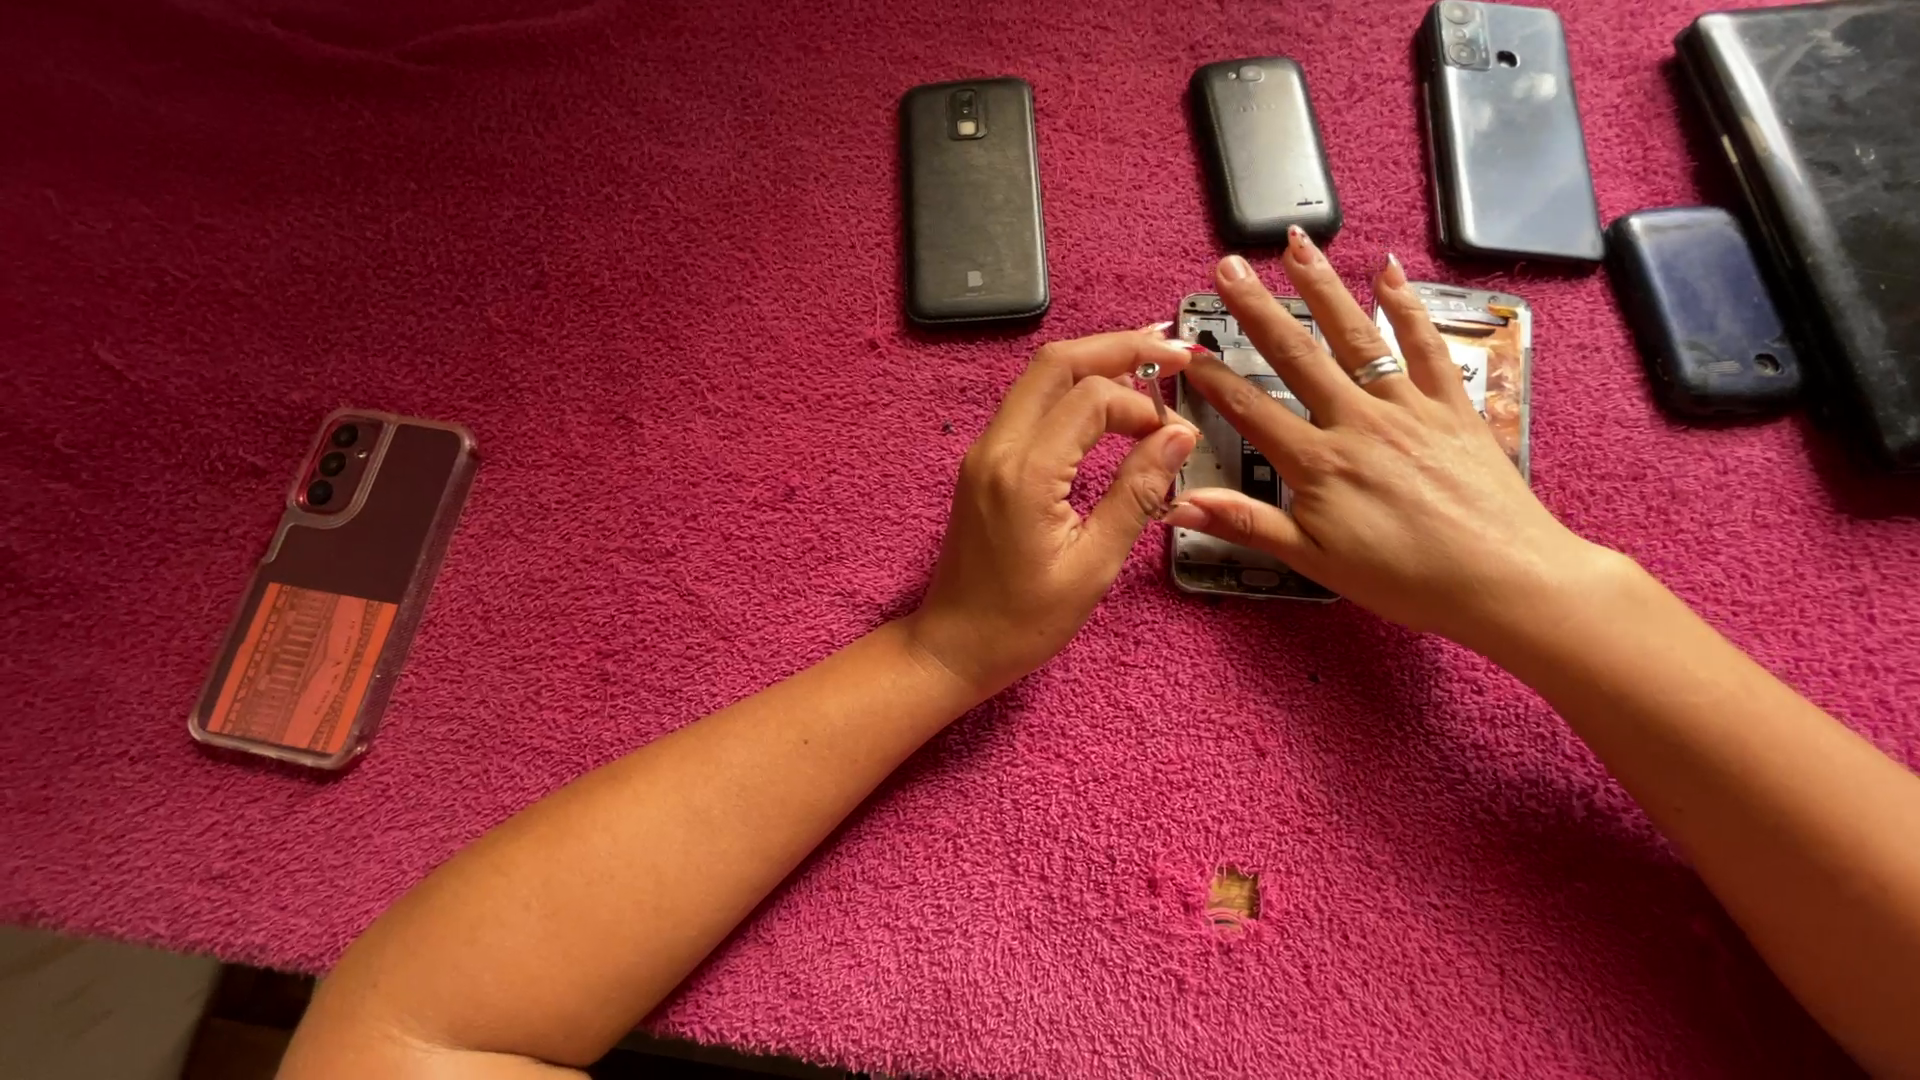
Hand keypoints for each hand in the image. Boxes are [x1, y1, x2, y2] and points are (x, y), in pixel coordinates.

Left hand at [907, 329, 1199, 695]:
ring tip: (1149, 367)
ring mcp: (983, 452)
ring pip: (1038, 378)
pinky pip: (1028, 406)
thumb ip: (1136, 494)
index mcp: (1024, 474)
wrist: (955, 644)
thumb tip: (1178, 437)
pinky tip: (1105, 405)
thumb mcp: (1093, 565)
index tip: (1175, 437)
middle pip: (1056, 362)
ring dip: (1093, 365)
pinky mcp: (983, 463)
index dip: (1142, 405)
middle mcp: (996, 448)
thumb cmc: (1023, 621)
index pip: (1091, 398)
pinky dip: (1069, 393)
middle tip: (1173, 352)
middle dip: (1118, 348)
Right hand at [1165, 232, 1612, 649]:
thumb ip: (1246, 524)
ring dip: (1322, 288)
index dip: (1213, 378)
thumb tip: (1179, 505)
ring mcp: (1410, 408)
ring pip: (1357, 337)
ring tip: (1297, 246)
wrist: (1508, 581)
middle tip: (1229, 267)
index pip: (1250, 410)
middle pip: (1297, 355)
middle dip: (1257, 308)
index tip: (1186, 350)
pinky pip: (1428, 347)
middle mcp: (1359, 422)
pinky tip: (1389, 271)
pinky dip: (1408, 306)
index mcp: (1319, 463)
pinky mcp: (1454, 407)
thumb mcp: (1314, 561)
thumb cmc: (1406, 579)